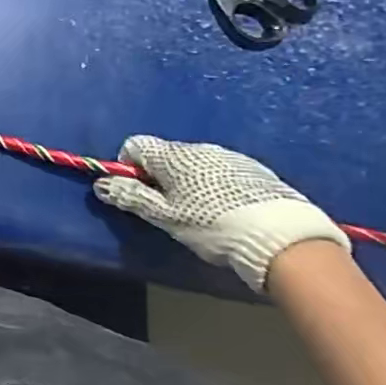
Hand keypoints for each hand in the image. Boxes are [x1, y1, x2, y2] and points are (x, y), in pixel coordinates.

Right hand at [92, 136, 349, 291]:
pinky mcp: (257, 171)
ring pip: (193, 164)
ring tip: (201, 211)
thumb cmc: (211, 224)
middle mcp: (201, 149)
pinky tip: (227, 210)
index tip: (139, 193)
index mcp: (174, 156)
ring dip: (187, 181)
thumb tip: (101, 184)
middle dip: (159, 177)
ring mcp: (232, 158)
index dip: (129, 168)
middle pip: (165, 155)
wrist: (284, 239)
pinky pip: (220, 172)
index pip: (135, 145)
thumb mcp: (163, 216)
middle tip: (168, 207)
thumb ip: (130, 196)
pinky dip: (214, 185)